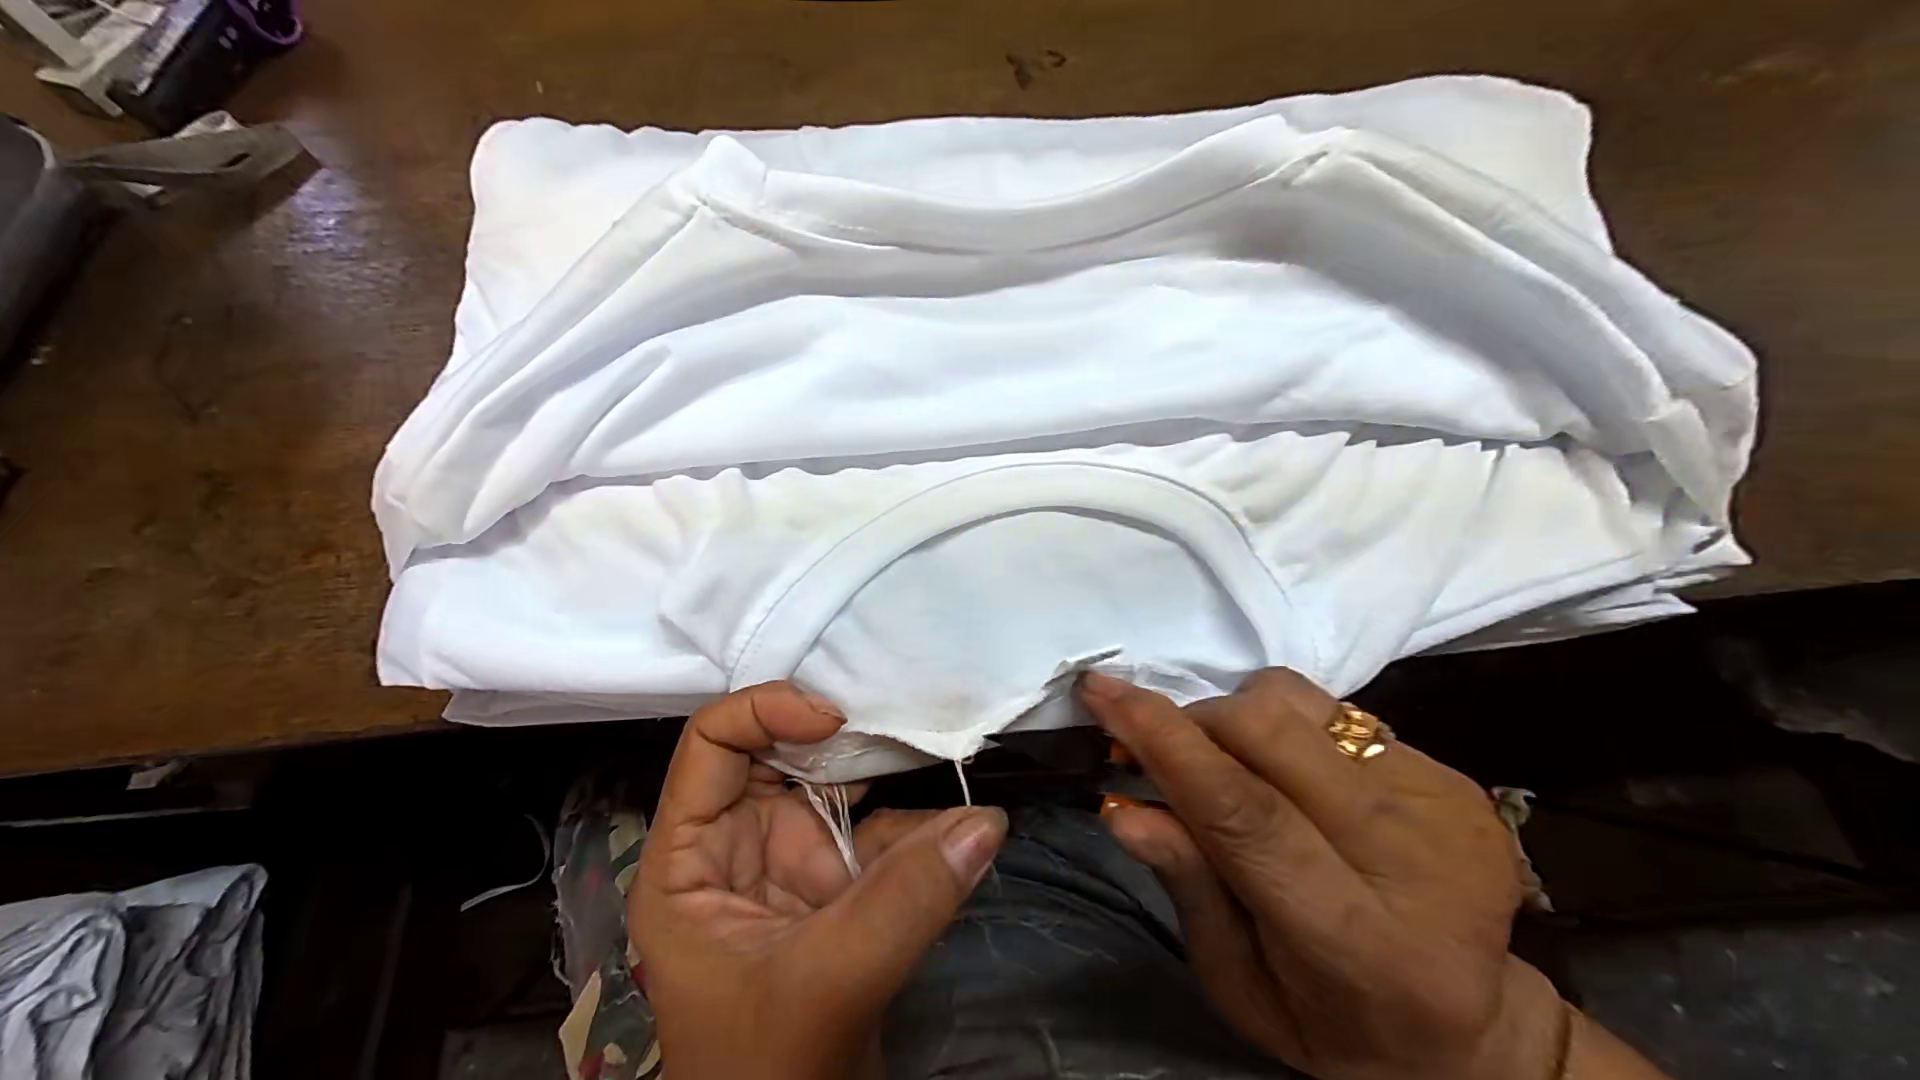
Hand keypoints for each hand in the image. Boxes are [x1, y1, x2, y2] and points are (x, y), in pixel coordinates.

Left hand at [628, 682, 1007, 1079]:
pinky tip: (965, 832)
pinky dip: (923, 833)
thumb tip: (985, 823)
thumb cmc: (770, 1070)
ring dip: (893, 777)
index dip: (764, 712)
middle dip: (841, 739)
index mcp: (691, 859)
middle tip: (903, 723)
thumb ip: (906, 900)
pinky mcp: (838, 885)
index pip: (711, 746)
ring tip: (944, 754)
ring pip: (839, 790)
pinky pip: (881, 836)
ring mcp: (792, 862)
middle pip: (780, 755)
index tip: (833, 720)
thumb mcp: (826, 982)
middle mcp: (737, 846)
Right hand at [1077, 669, 1567, 1079]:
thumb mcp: (1237, 982)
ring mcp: (1442, 805)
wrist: (1470, 1032)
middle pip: (1267, 733)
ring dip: (1233, 715)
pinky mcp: (1452, 775)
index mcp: (1354, 939)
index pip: (1243, 813)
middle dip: (1191, 720)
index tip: (1101, 693)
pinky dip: (1281, 724)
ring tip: (1230, 763)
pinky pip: (1331, 708)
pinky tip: (1289, 772)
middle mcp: (1411, 859)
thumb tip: (1121, 808)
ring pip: (1295, 702)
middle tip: (1160, 746)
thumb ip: (1186, 885)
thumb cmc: (1329, 1022)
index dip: (1164, 741)